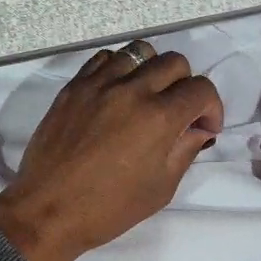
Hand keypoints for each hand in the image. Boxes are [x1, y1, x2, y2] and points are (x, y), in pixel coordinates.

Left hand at [0, 41, 223, 260]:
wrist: (48, 208)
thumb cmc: (109, 208)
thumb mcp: (161, 187)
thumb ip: (185, 150)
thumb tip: (198, 127)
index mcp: (158, 118)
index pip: (201, 89)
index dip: (212, 108)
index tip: (204, 127)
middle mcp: (131, 90)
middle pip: (174, 62)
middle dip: (185, 85)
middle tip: (177, 111)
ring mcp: (98, 84)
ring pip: (138, 52)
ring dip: (151, 70)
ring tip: (146, 96)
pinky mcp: (73, 86)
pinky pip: (103, 59)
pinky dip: (118, 67)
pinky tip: (116, 91)